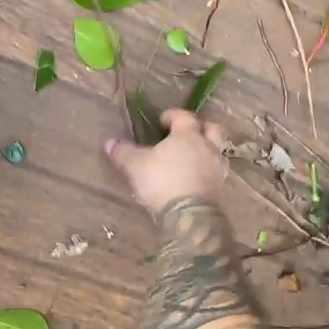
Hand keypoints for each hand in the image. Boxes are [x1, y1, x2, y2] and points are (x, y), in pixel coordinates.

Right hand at [103, 109, 231, 216]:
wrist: (188, 213)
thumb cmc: (162, 180)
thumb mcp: (135, 165)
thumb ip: (123, 152)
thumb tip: (109, 142)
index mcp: (188, 136)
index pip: (184, 117)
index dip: (173, 115)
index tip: (162, 119)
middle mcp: (206, 147)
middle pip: (212, 129)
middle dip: (201, 127)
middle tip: (187, 132)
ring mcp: (216, 167)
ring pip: (216, 151)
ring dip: (206, 149)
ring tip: (192, 155)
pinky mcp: (219, 187)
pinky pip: (215, 171)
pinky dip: (206, 169)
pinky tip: (195, 176)